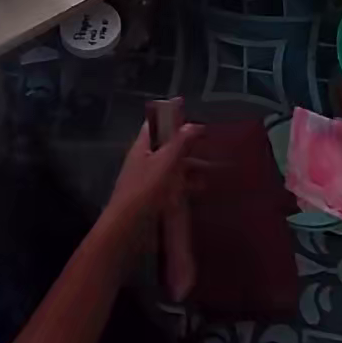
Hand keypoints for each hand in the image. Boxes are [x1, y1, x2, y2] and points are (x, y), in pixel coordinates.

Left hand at [103, 113, 204, 230]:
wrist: (127, 229)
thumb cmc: (145, 191)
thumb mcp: (166, 164)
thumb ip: (180, 144)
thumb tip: (193, 125)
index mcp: (143, 147)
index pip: (156, 124)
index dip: (172, 117)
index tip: (191, 114)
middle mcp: (144, 160)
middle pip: (167, 146)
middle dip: (188, 145)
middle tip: (211, 146)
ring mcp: (148, 180)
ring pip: (172, 167)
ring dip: (191, 167)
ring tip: (214, 172)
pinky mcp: (153, 199)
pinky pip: (172, 186)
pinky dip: (187, 185)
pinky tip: (201, 191)